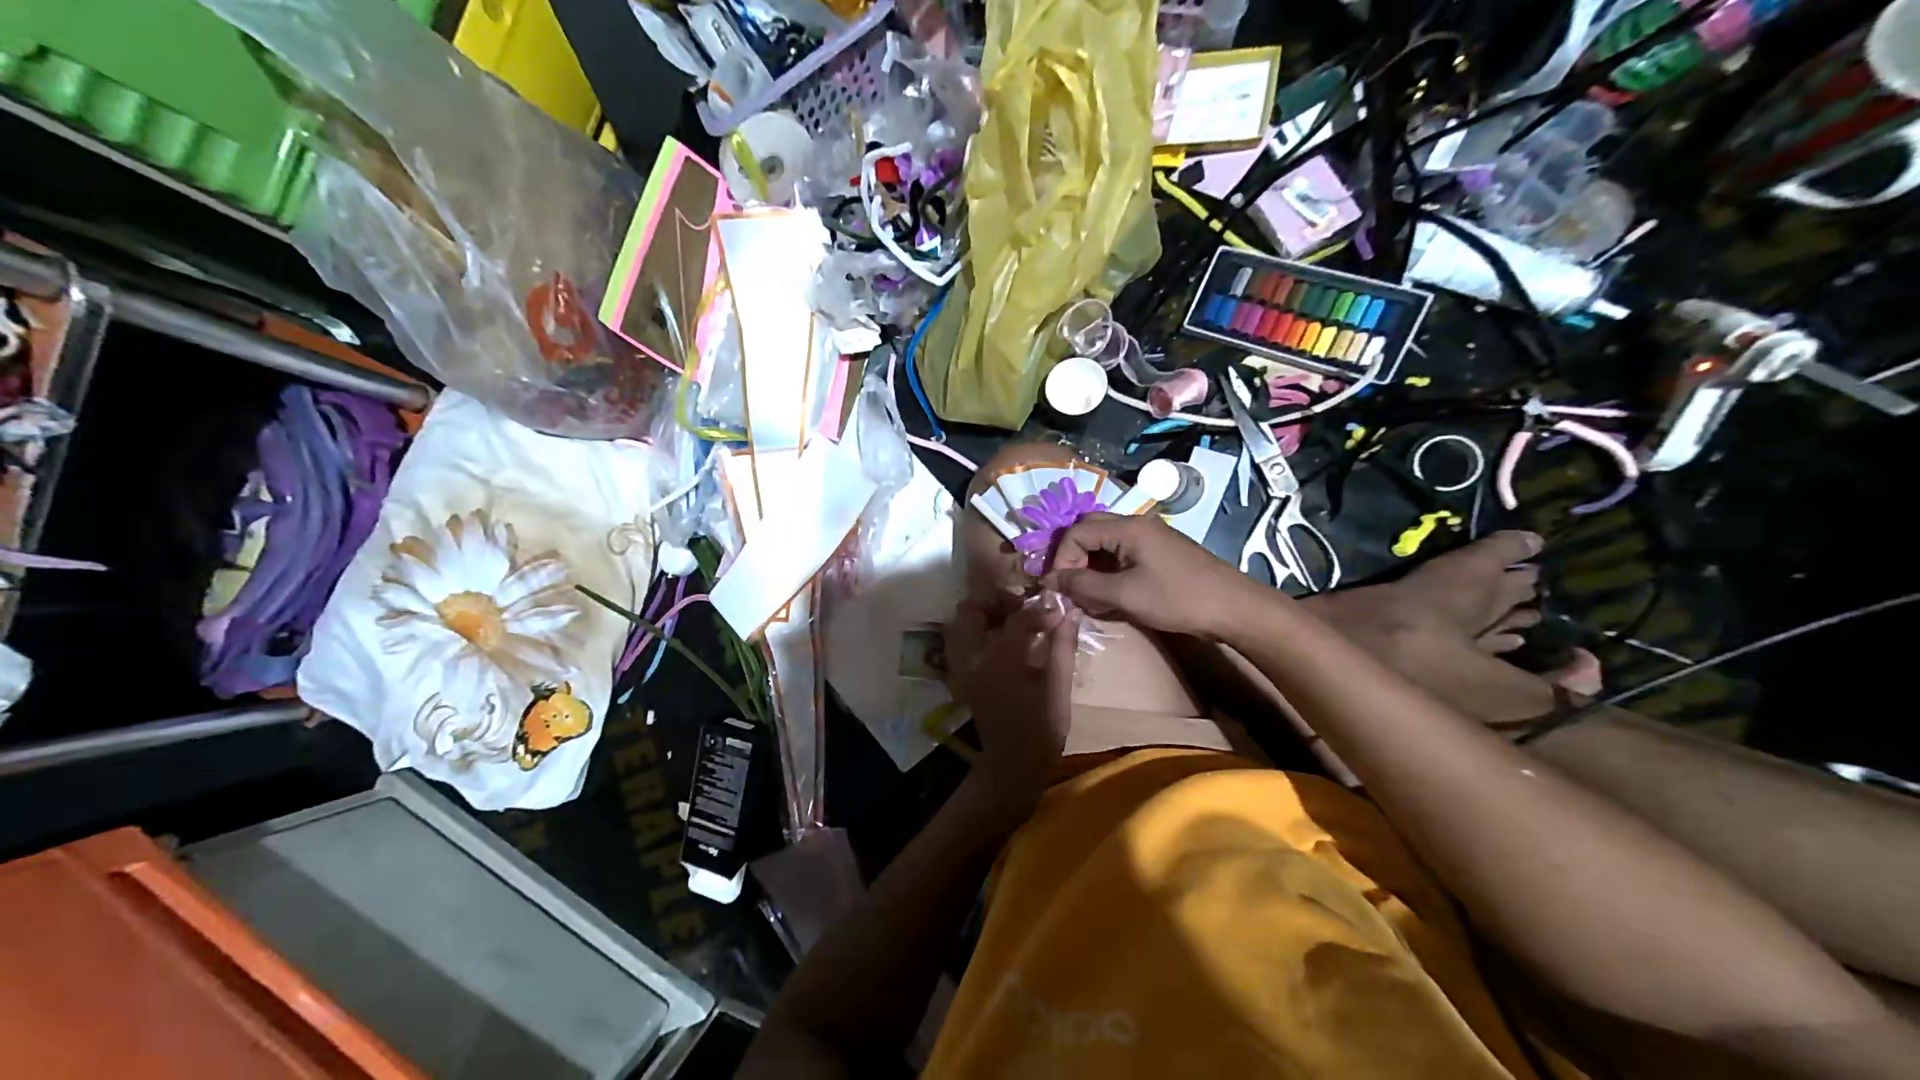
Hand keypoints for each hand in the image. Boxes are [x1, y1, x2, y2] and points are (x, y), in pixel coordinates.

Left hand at [944, 592, 1076, 811]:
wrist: (1012, 766)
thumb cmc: (1041, 729)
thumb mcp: (1058, 688)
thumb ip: (1062, 647)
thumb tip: (1068, 613)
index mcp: (1000, 660)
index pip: (1017, 618)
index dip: (1040, 612)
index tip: (1057, 615)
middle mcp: (972, 658)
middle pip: (971, 609)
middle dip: (997, 600)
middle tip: (1022, 607)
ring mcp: (960, 668)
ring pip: (958, 624)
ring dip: (981, 614)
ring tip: (1008, 620)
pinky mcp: (957, 677)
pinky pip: (956, 642)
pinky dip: (972, 631)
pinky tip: (996, 639)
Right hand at [1044, 513, 1246, 637]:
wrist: (1232, 607)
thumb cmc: (1177, 599)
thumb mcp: (1125, 595)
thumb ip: (1084, 586)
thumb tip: (1051, 582)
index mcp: (1128, 527)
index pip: (1077, 531)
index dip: (1062, 558)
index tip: (1060, 588)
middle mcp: (1137, 524)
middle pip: (1089, 530)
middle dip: (1073, 558)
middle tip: (1070, 587)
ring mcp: (1150, 537)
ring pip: (1106, 542)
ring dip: (1090, 565)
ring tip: (1088, 595)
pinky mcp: (1159, 552)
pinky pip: (1122, 553)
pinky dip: (1108, 570)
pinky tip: (1109, 594)